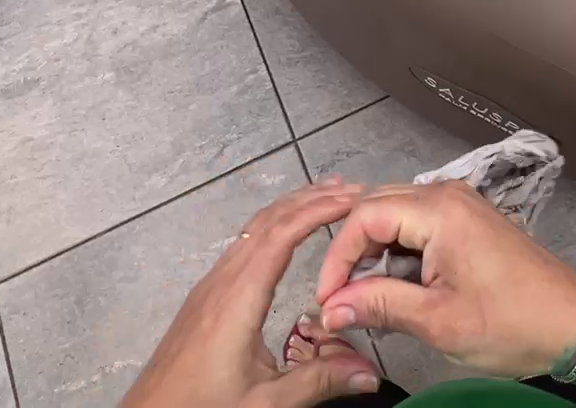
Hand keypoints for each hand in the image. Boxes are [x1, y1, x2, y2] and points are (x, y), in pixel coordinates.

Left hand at [121, 181, 381, 406]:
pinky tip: (288, 232)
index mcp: (238, 298)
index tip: (353, 198)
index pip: (282, 234)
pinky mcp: (204, 295)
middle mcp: (222, 280)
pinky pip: (244, 242)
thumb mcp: (264, 405)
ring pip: (255, 227)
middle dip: (312, 197)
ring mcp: (210, 285)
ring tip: (329, 196)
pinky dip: (275, 223)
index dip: (319, 209)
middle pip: (269, 220)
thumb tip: (371, 374)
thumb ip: (319, 382)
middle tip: (353, 189)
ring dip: (293, 206)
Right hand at [313, 181, 575, 377]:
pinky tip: (398, 284)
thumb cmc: (510, 322)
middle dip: (352, 251)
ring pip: (395, 212)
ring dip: (375, 250)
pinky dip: (399, 249)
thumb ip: (380, 305)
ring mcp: (459, 202)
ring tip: (366, 296)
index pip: (365, 216)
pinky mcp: (467, 217)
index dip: (337, 257)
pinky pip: (417, 221)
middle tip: (340, 298)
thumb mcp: (439, 320)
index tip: (326, 300)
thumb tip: (330, 309)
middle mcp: (445, 193)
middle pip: (376, 206)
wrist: (572, 320)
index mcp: (438, 209)